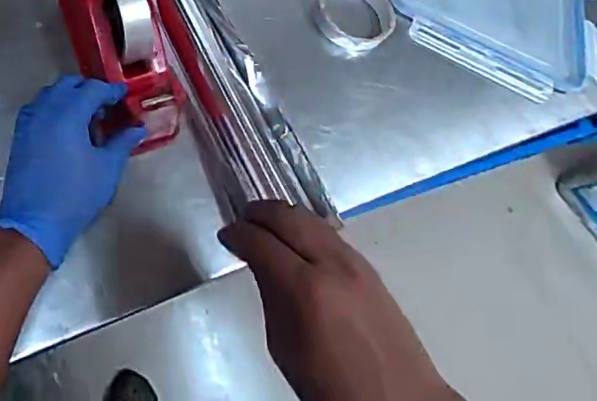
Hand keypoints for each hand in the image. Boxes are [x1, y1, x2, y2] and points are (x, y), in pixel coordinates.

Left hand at [0, 76, 146, 267]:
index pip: (93, 88)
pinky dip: (54, 107)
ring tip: (86, 117)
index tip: (123, 95)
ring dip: (69, 96)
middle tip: (105, 105)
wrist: (33, 222)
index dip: (111, 90)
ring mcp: (30, 119)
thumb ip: (122, 143)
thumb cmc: (75, 195)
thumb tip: (138, 128)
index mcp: (68, 112)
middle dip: (88, 89)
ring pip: (51, 93)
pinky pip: (39, 107)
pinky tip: (65, 128)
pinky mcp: (20, 132)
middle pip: (69, 84)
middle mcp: (46, 108)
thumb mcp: (106, 169)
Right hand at [219, 202, 458, 400]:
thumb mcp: (286, 348)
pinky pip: (328, 231)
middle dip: (258, 213)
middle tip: (243, 221)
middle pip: (285, 216)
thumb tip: (260, 265)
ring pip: (308, 217)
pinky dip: (305, 226)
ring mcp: (354, 262)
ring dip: (282, 216)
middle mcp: (331, 265)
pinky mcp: (369, 266)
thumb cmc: (335, 388)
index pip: (260, 242)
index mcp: (305, 289)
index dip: (238, 234)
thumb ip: (270, 297)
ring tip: (267, 226)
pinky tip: (297, 239)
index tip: (227, 235)